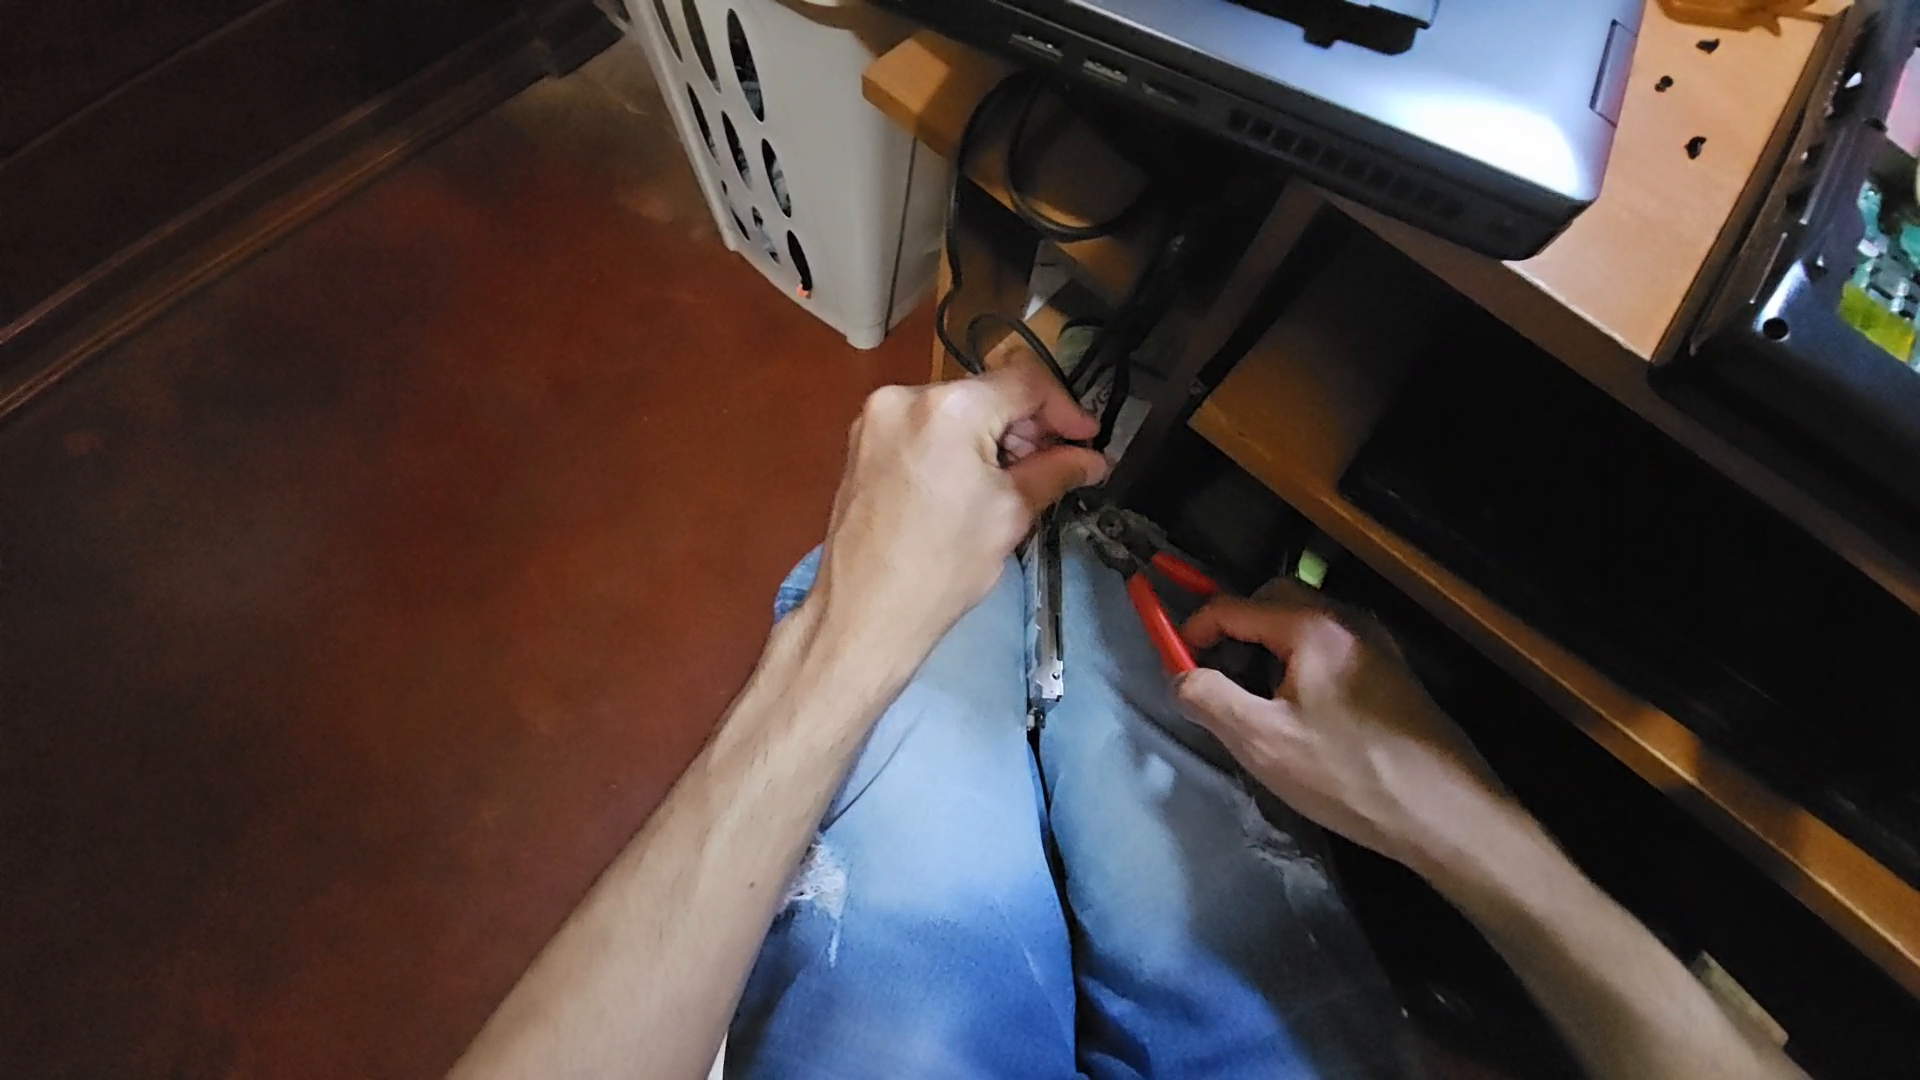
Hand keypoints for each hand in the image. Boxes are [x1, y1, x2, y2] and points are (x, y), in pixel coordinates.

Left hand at [812, 350, 1108, 661]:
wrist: (865, 612)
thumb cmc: (942, 568)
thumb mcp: (1012, 513)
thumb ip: (1056, 471)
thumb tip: (1090, 459)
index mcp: (949, 408)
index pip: (1025, 382)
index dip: (1066, 409)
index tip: (1086, 438)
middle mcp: (904, 396)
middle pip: (986, 392)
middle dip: (1026, 426)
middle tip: (1053, 465)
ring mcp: (875, 418)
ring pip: (955, 409)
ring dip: (990, 435)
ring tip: (1010, 481)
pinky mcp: (860, 442)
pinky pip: (923, 426)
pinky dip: (954, 444)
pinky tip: (969, 482)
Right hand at [1173, 585, 1508, 876]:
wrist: (1452, 820)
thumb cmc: (1349, 775)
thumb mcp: (1262, 742)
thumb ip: (1208, 698)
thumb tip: (1180, 676)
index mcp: (1311, 627)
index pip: (1232, 605)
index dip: (1195, 629)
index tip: (1177, 663)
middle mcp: (1346, 621)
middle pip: (1270, 599)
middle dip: (1233, 628)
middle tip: (1216, 672)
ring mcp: (1375, 644)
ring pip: (1300, 623)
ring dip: (1264, 645)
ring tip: (1254, 696)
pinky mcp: (1391, 673)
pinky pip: (1327, 646)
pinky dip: (1296, 660)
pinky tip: (1299, 710)